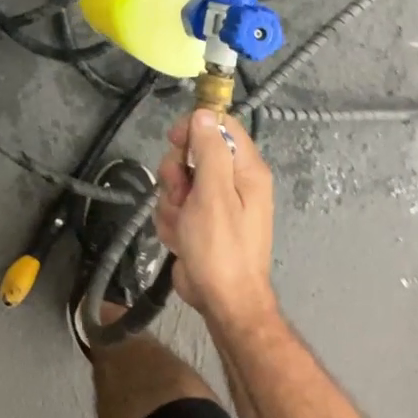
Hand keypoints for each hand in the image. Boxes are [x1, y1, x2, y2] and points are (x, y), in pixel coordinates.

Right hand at [154, 109, 277, 325]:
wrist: (223, 303)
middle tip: (180, 194)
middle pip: (193, 153)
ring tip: (181, 224)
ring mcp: (216, 203)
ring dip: (171, 201)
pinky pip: (176, 205)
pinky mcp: (200, 222)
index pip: (220, 126)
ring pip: (179, 181)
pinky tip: (179, 238)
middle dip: (177, 173)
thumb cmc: (221, 247)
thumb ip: (209, 151)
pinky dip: (172, 220)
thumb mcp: (213, 194)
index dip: (194, 128)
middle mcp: (234, 182)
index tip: (175, 141)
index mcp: (246, 171)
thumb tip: (204, 114)